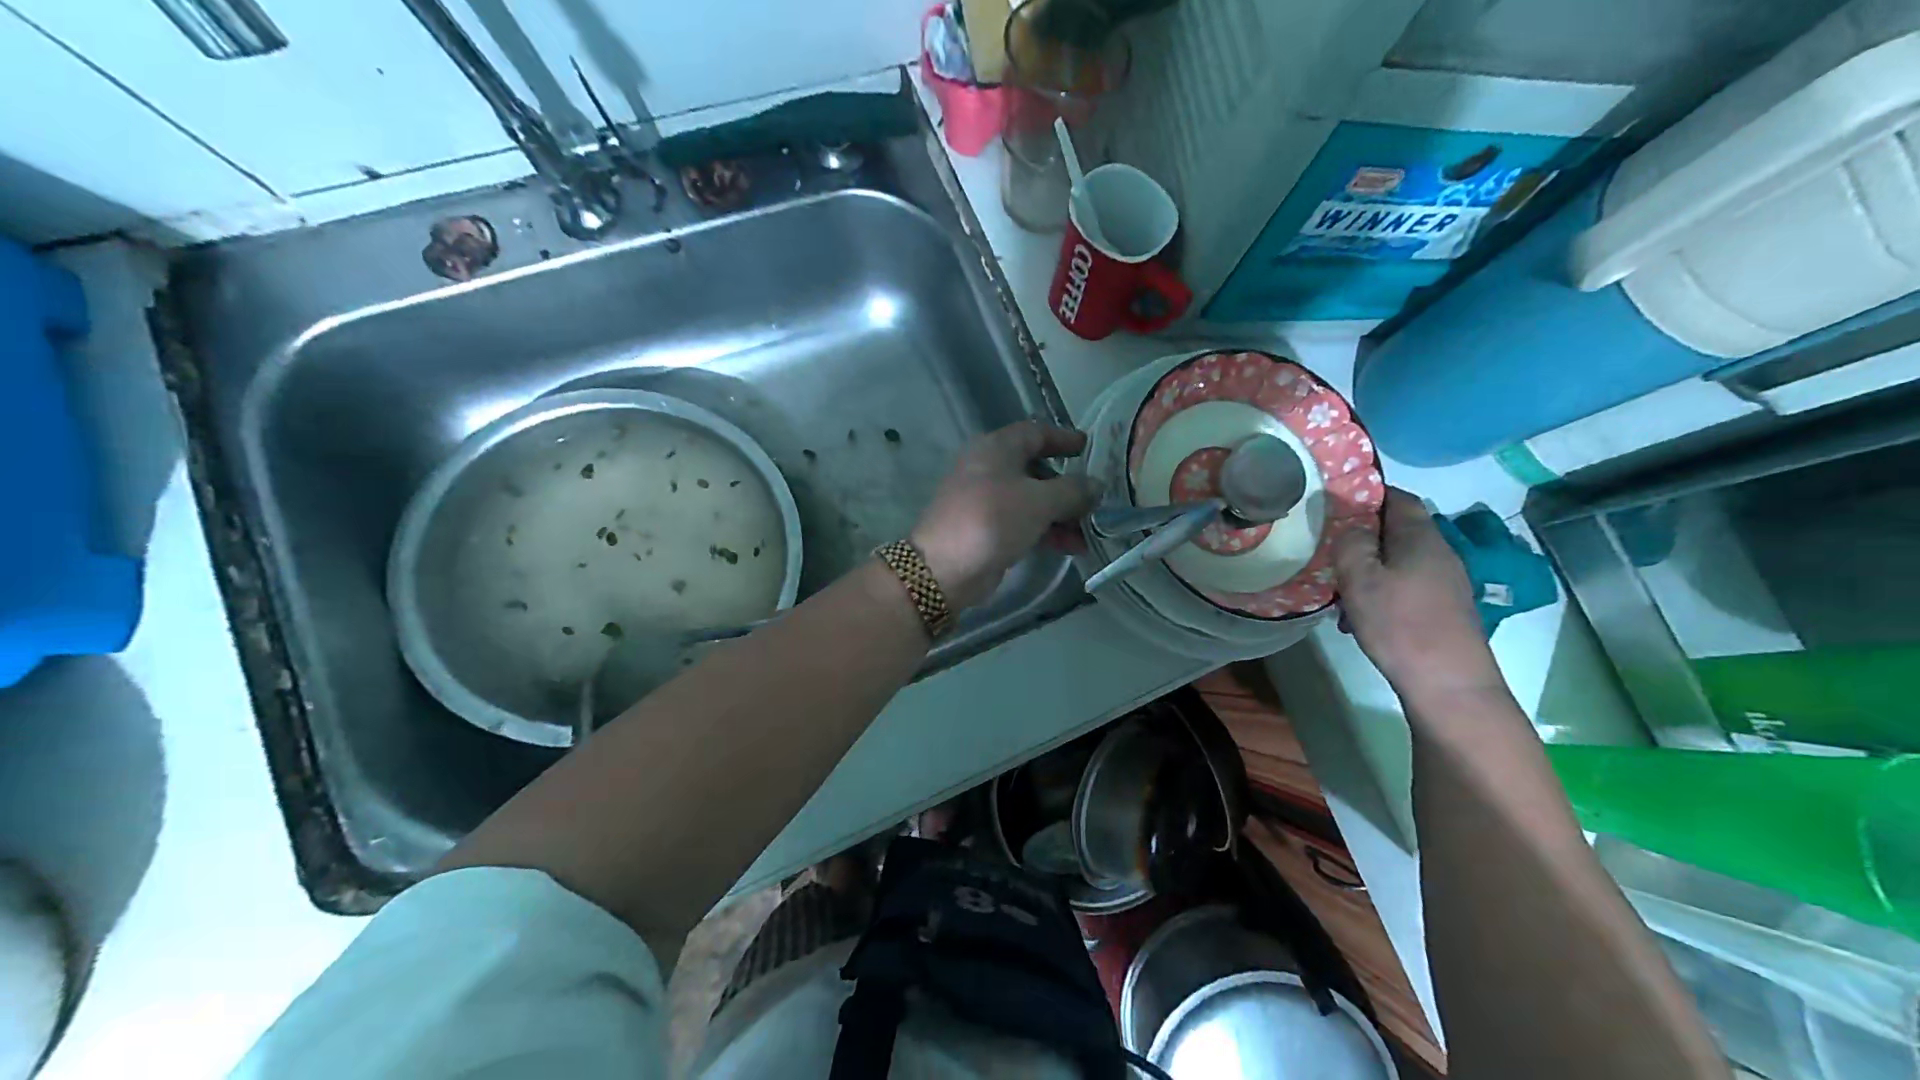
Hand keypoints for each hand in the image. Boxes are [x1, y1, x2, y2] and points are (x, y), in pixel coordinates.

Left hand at [911, 421, 1100, 609]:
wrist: (944, 569)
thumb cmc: (992, 520)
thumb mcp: (1039, 501)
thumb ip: (1072, 490)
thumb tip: (1096, 485)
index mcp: (996, 448)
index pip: (1035, 432)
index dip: (1063, 438)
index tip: (1089, 447)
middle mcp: (989, 468)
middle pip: (1036, 469)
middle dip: (1068, 486)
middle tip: (1097, 498)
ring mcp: (986, 500)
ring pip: (1032, 500)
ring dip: (1062, 514)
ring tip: (1090, 532)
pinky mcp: (987, 529)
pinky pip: (1024, 523)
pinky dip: (1047, 531)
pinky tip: (1072, 547)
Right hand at [1332, 488, 1502, 701]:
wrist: (1447, 682)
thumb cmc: (1399, 623)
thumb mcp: (1360, 578)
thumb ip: (1351, 543)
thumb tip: (1352, 526)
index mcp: (1421, 538)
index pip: (1398, 497)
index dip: (1367, 494)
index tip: (1334, 502)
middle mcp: (1439, 553)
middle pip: (1397, 531)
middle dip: (1362, 537)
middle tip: (1328, 549)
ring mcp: (1445, 582)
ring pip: (1397, 562)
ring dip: (1368, 570)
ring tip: (1338, 591)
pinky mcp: (1443, 609)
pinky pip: (1405, 587)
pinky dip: (1380, 593)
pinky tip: (1358, 617)